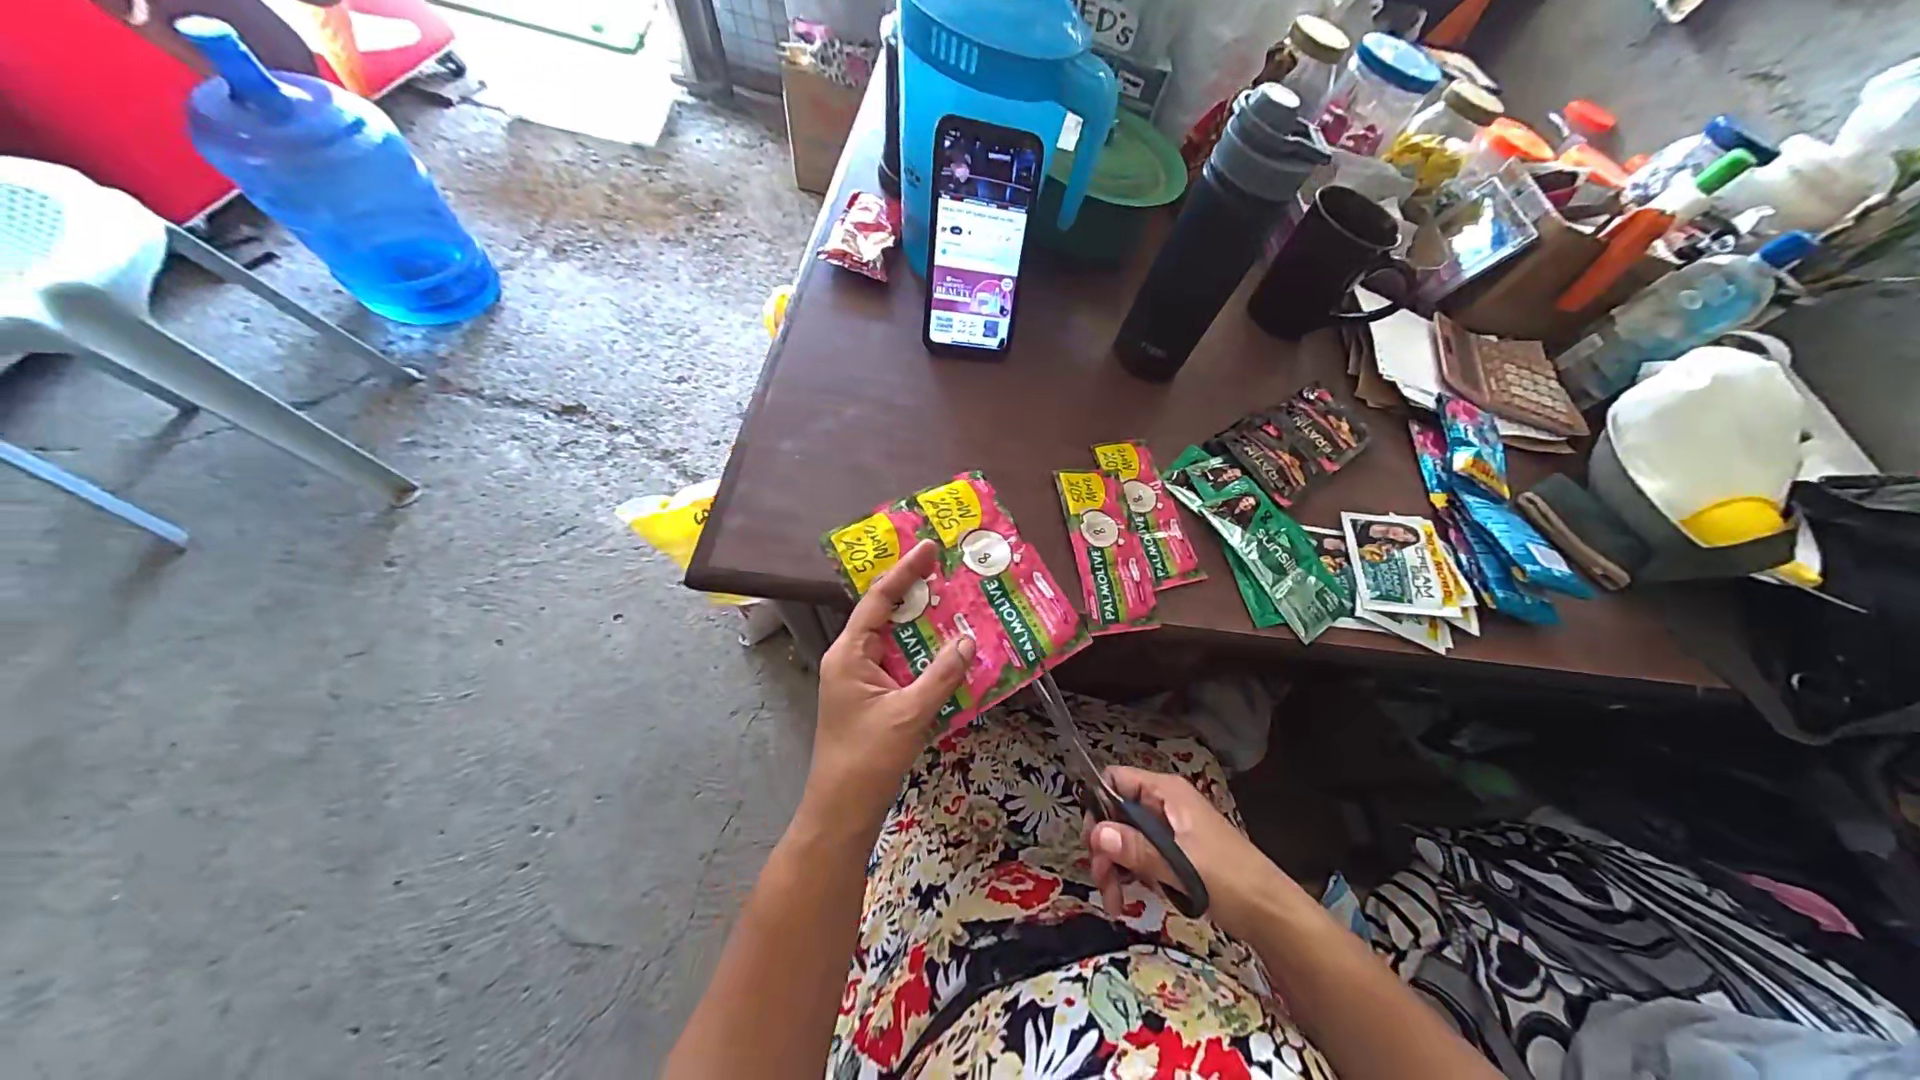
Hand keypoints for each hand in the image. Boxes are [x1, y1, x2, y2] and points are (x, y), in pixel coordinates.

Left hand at [802, 539, 974, 832]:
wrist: (843, 810)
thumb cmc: (867, 759)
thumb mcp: (909, 714)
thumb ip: (941, 675)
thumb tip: (969, 640)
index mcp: (849, 653)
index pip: (878, 600)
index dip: (905, 571)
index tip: (929, 548)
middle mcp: (852, 659)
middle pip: (888, 616)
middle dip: (920, 596)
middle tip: (953, 575)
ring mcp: (862, 680)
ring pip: (898, 642)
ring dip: (927, 630)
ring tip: (961, 608)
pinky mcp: (874, 699)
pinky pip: (903, 667)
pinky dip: (926, 659)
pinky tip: (953, 655)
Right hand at [1086, 766, 1307, 938]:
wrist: (1271, 915)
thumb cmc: (1230, 880)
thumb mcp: (1180, 865)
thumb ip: (1137, 848)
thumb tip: (1097, 833)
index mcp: (1166, 793)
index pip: (1116, 780)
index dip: (1099, 806)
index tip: (1094, 843)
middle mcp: (1164, 804)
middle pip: (1116, 813)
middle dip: (1104, 847)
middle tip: (1102, 882)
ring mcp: (1169, 829)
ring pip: (1124, 838)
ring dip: (1114, 868)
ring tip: (1115, 902)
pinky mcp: (1173, 853)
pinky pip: (1140, 855)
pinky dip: (1130, 876)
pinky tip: (1130, 899)